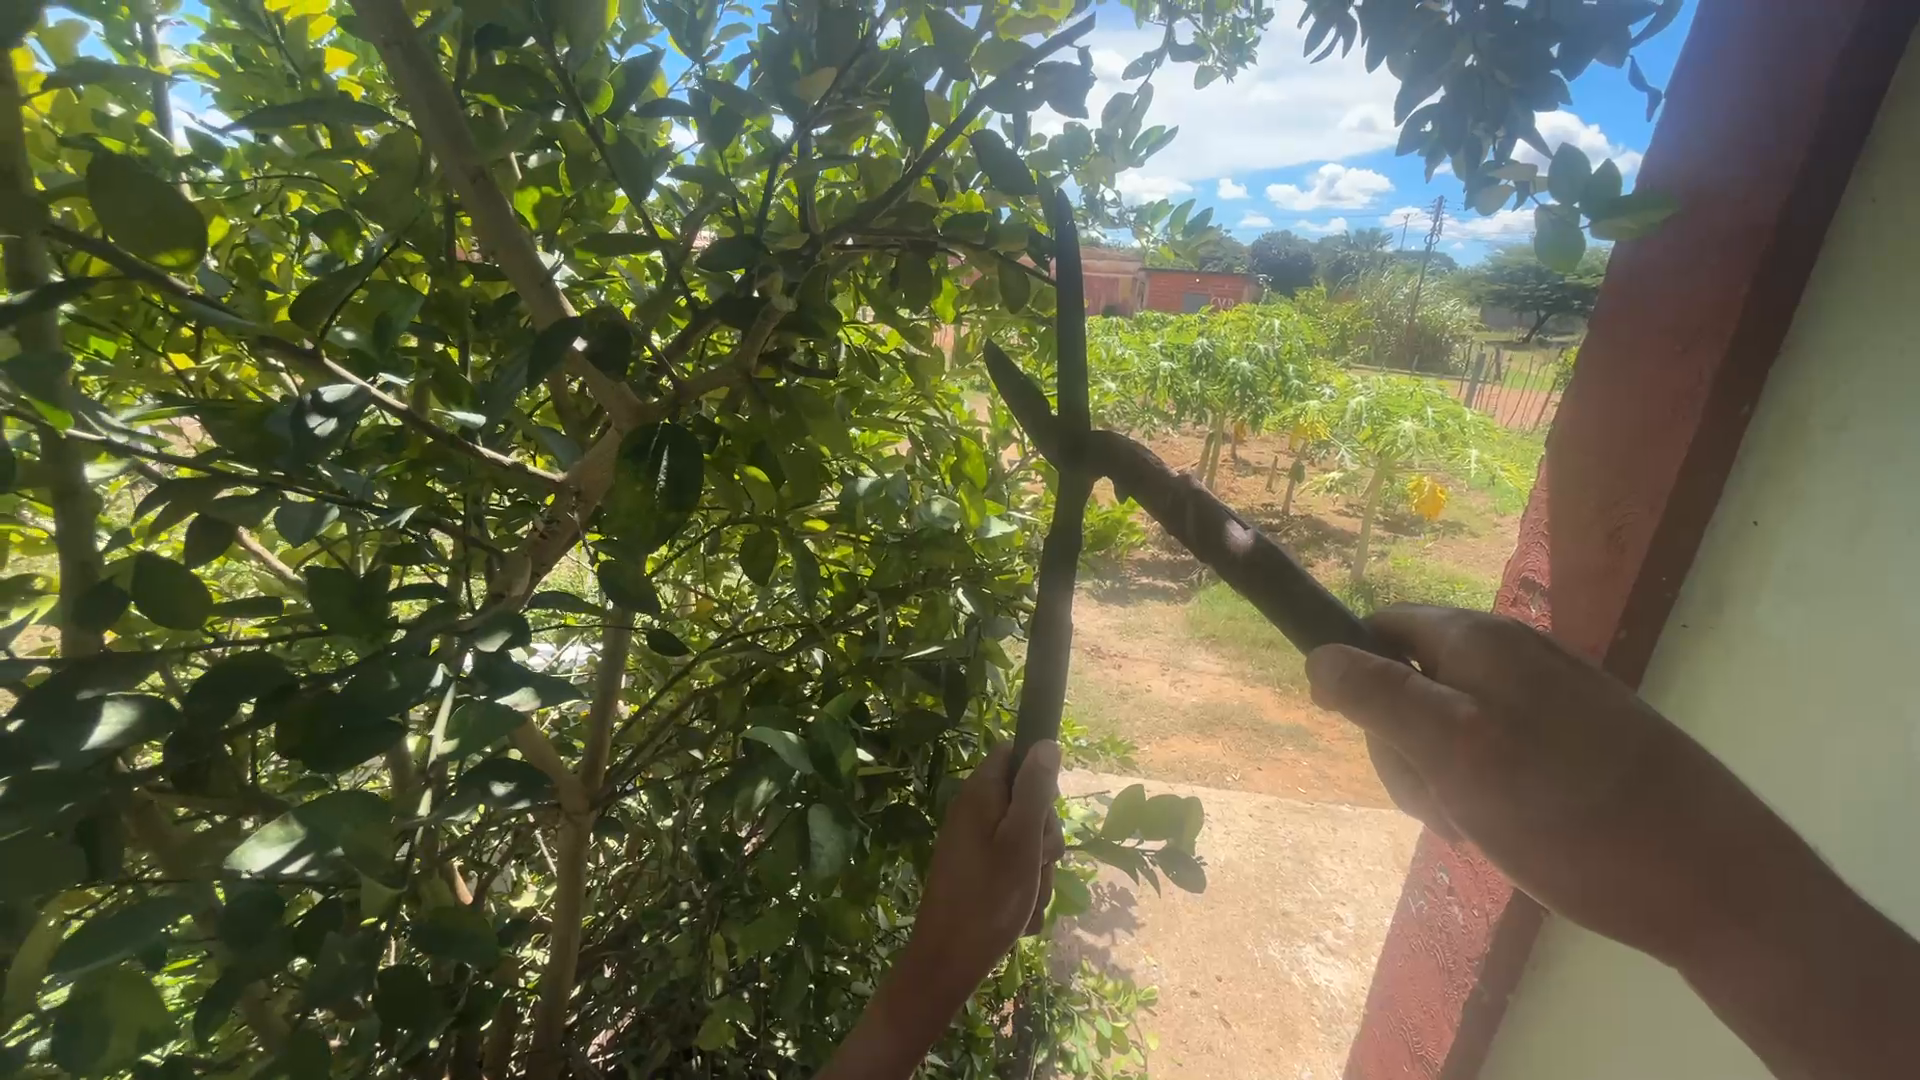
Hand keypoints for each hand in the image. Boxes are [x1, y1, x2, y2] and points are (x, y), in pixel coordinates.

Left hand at [904, 740, 1064, 999]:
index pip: (1012, 754)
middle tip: (1038, 861)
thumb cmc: (989, 898)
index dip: (1037, 774)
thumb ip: (1035, 789)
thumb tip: (1046, 743)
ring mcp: (973, 841)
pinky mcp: (975, 868)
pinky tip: (1020, 913)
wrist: (947, 962)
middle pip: (1025, 799)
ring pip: (1024, 837)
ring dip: (1036, 867)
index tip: (1046, 809)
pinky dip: (1022, 885)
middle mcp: (973, 811)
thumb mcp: (1022, 840)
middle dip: (1043, 833)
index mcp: (979, 794)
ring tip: (1028, 896)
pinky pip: (1011, 864)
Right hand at [1306, 606, 1919, 1079]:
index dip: (1355, 674)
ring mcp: (1541, 699)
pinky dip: (1474, 788)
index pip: (1379, 628)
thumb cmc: (1564, 807)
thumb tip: (1316, 657)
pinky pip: (1487, 752)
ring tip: (1471, 819)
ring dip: (1434, 775)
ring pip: (1442, 725)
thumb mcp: (1450, 746)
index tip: (1359, 732)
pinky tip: (1498, 825)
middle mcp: (1508, 655)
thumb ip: (1373, 693)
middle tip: (1433, 793)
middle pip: (1406, 680)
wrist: (1718, 888)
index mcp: (1477, 638)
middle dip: (1399, 742)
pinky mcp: (1567, 743)